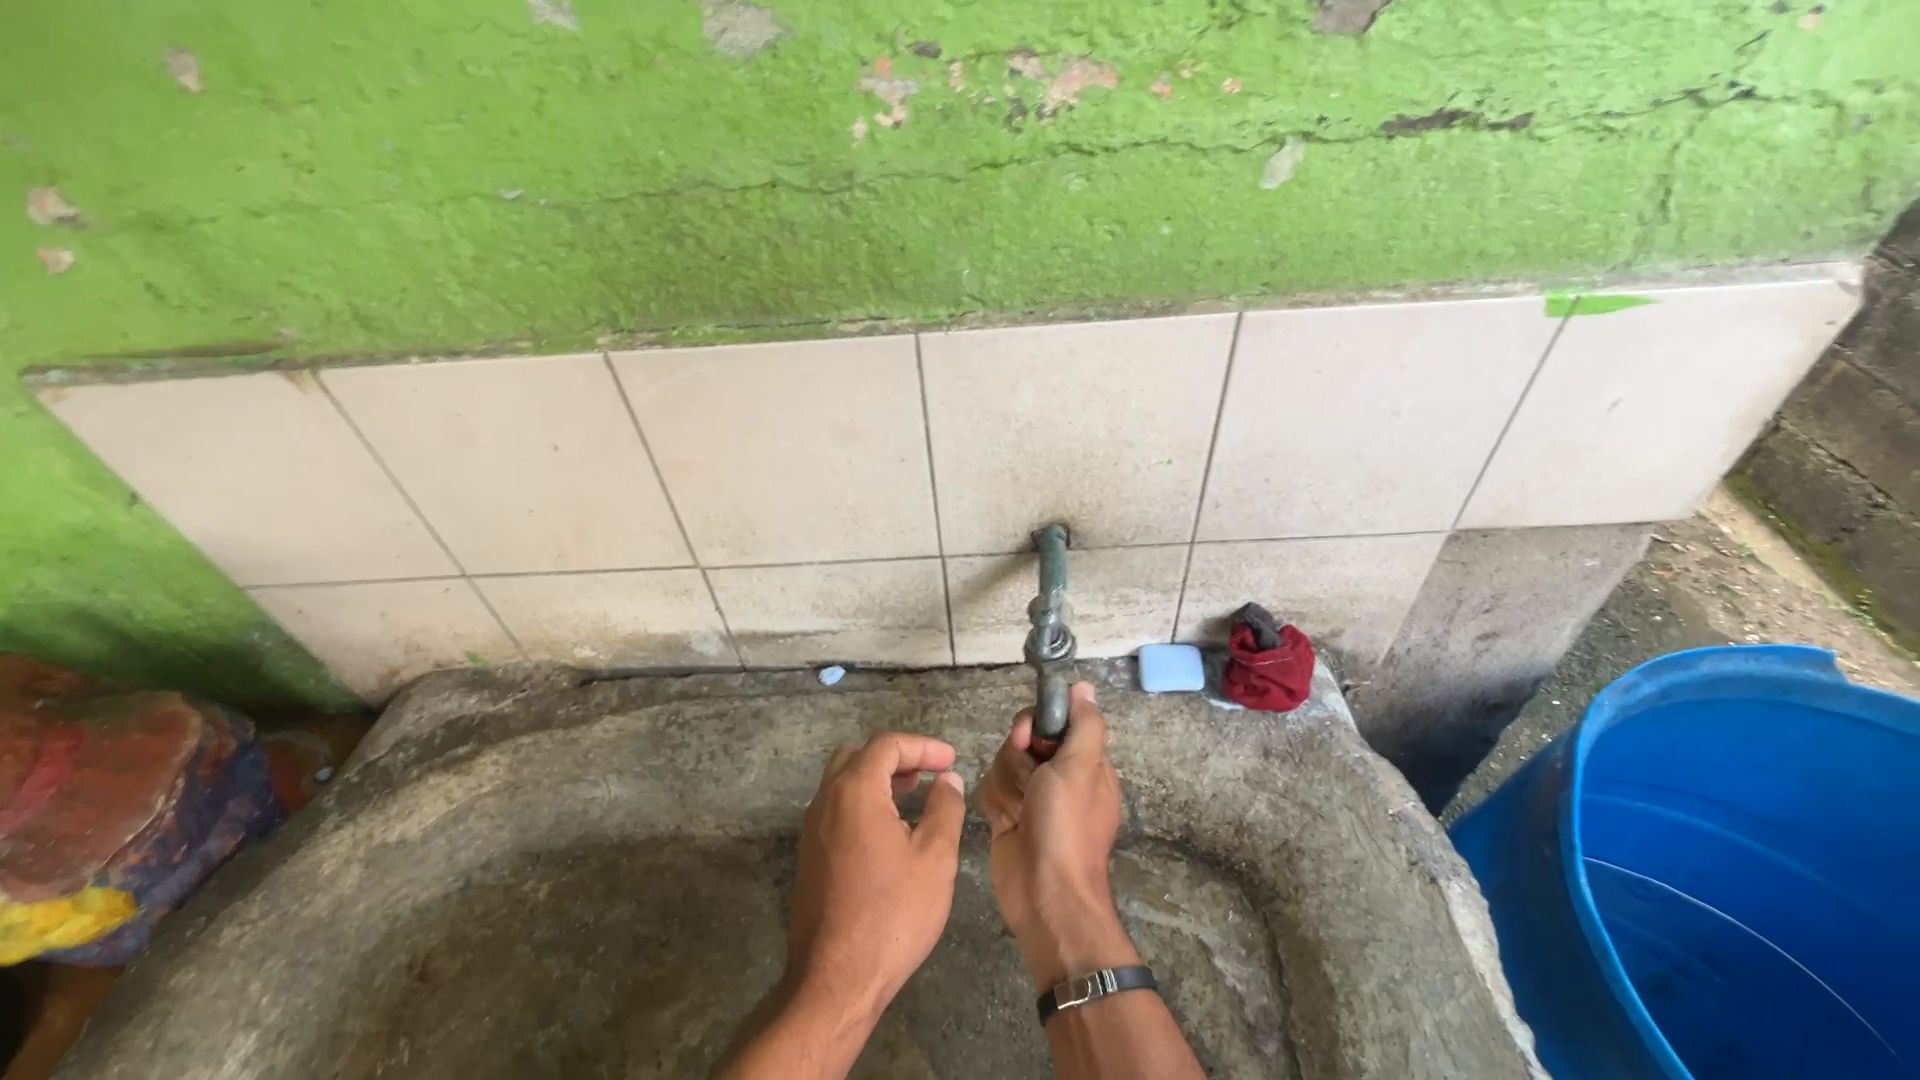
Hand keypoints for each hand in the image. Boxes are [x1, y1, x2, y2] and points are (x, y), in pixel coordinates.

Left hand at [786, 732, 967, 1021]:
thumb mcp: (935, 858)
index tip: (950, 760)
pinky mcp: (810, 855)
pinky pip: (836, 808)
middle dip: (896, 756)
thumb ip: (944, 809)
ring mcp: (812, 829)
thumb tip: (947, 780)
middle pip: (857, 755)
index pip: (887, 744)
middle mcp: (825, 801)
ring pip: (842, 782)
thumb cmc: (892, 914)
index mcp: (854, 791)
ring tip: (914, 795)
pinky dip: (863, 801)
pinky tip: (891, 830)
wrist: (835, 978)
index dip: (923, 746)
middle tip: (928, 772)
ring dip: (878, 778)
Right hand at [977, 683, 1139, 989]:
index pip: (1053, 720)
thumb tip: (1083, 686)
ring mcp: (1031, 798)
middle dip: (1017, 759)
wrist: (1044, 895)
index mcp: (1084, 763)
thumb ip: (1084, 724)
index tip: (1028, 736)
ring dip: (1007, 785)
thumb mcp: (1081, 767)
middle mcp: (1058, 776)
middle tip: (1028, 780)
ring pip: (1002, 764)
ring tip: (1019, 812)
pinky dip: (996, 804)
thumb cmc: (1067, 828)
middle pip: (1021, 740)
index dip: (1035, 723)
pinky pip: (990, 790)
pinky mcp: (1008, 817)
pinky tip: (1005, 823)